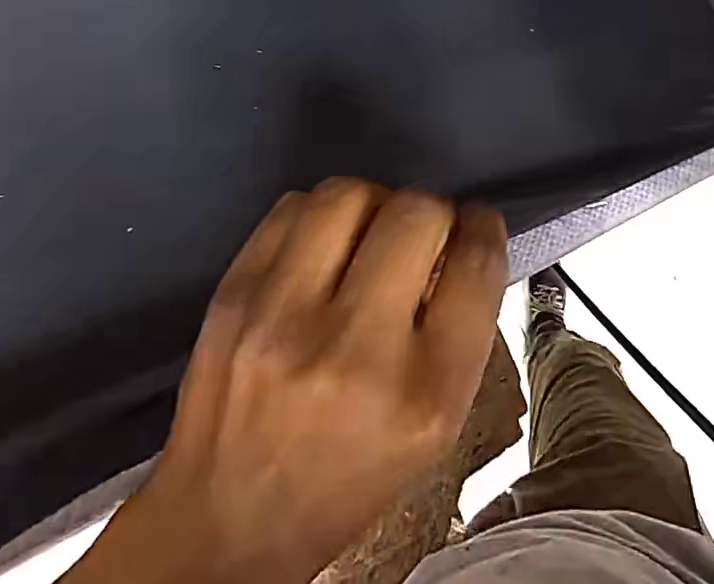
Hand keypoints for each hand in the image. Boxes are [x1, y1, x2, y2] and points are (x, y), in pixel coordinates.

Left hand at [61, 178, 508, 583]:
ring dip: (377, 202)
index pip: (476, 262)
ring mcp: (282, 318)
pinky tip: (325, 245)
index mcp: (425, 391)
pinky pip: (293, 206)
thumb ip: (464, 324)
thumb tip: (462, 238)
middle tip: (424, 235)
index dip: (483, 226)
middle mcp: (354, 349)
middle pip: (418, 213)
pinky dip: (323, 214)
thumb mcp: (440, 420)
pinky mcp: (232, 296)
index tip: (475, 226)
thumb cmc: (355, 469)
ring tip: (372, 233)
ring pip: (351, 193)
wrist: (229, 521)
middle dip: (435, 211)